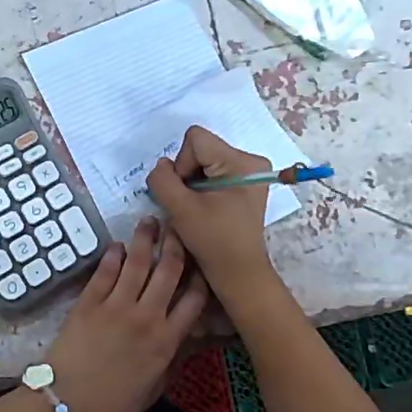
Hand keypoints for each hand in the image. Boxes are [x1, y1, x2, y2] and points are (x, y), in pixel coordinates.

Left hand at [42, 218, 208, 411]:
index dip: (202, 273)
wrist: (68, 405)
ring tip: (149, 222)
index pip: (195, 297)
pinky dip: (113, 255)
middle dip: (176, 244)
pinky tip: (118, 245)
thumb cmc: (115, 404)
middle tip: (177, 226)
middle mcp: (147, 317)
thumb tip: (184, 336)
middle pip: (169, 270)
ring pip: (138, 262)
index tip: (202, 258)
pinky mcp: (88, 302)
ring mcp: (116, 306)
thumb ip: (172, 357)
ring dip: (145, 239)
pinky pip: (105, 271)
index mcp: (167, 340)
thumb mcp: (155, 387)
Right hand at [144, 126, 276, 294]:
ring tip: (198, 208)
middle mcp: (250, 160)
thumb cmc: (213, 241)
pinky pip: (212, 172)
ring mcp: (249, 172)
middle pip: (200, 149)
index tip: (186, 194)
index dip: (181, 164)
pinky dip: (201, 188)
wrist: (238, 271)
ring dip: (192, 183)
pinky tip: (205, 208)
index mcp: (242, 162)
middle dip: (186, 174)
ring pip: (203, 161)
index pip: (195, 140)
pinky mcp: (244, 183)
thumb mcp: (181, 209)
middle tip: (190, 203)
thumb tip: (161, 166)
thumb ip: (163, 180)